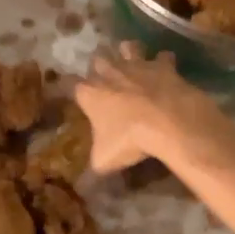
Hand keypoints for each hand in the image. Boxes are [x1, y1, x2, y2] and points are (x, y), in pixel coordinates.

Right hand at [74, 42, 234, 173]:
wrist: (168, 123)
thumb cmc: (129, 140)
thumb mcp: (104, 161)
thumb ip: (92, 169)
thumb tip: (83, 186)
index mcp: (91, 94)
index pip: (69, 84)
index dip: (66, 88)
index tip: (69, 94)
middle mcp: (111, 73)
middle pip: (98, 59)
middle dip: (99, 67)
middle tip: (104, 80)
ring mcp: (139, 66)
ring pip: (128, 47)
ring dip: (128, 53)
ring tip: (132, 63)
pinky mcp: (165, 67)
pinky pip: (163, 57)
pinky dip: (164, 63)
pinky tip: (167, 71)